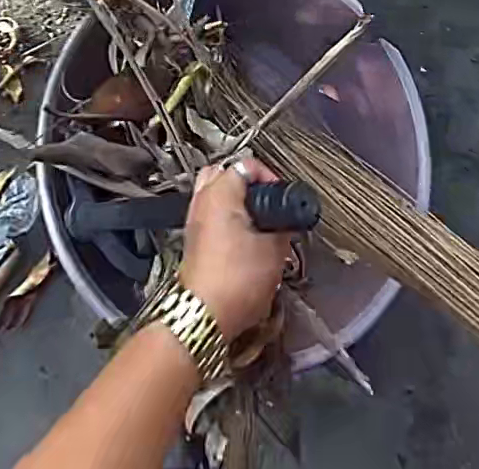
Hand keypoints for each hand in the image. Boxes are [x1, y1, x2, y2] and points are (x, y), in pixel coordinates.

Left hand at [178, 159, 292, 336]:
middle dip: (247, 181)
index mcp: (220, 193)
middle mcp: (202, 199)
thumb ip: (282, 227)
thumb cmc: (235, 281)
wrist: (205, 314)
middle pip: (224, 171)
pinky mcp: (193, 236)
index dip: (268, 176)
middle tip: (267, 199)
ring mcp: (194, 217)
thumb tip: (286, 222)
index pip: (246, 165)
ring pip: (213, 190)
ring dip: (234, 197)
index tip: (281, 196)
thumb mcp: (273, 251)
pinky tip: (243, 233)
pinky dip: (225, 213)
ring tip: (257, 217)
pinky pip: (209, 210)